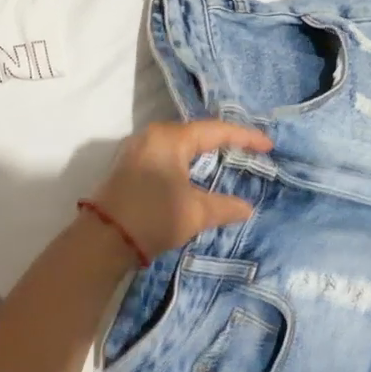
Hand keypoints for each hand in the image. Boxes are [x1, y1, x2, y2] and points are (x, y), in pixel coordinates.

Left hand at [88, 120, 272, 260]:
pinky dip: (187, 161)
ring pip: (179, 144)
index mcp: (170, 139)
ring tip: (227, 159)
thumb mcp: (195, 213)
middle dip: (223, 140)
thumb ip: (225, 206)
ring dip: (203, 151)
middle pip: (196, 132)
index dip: (245, 137)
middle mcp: (152, 136)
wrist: (102, 241)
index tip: (267, 146)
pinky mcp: (129, 167)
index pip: (215, 131)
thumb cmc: (153, 218)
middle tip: (248, 150)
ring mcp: (137, 150)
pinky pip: (167, 155)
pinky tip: (198, 173)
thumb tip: (246, 208)